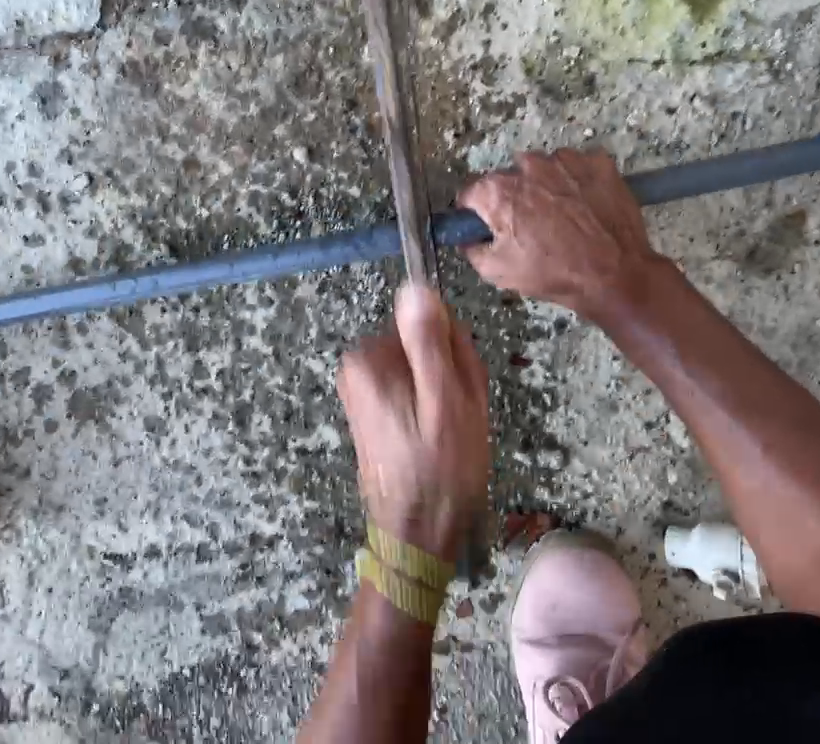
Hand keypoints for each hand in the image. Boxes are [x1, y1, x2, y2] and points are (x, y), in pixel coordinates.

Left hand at [336, 284, 490, 559]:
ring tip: (452, 432)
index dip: (455, 354)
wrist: (417, 533)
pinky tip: (441, 439)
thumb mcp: (447, 401)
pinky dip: (434, 408)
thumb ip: (430, 342)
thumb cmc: (440, 470)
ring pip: (424, 368)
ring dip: (447, 393)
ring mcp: (362, 390)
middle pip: (423, 344)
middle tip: (461, 415)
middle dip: (451, 373)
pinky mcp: (372, 409)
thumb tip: (416, 286)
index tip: (461, 390)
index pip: (428, 322)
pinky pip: (415, 390)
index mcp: (369, 359)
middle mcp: (357, 368)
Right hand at [457, 149, 666, 317]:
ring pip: (543, 169)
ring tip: (562, 217)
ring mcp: (566, 160)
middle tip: (530, 227)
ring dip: (546, 186)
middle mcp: (529, 166)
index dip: (476, 212)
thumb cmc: (554, 273)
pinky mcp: (597, 162)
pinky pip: (576, 167)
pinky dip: (576, 181)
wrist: (615, 275)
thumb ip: (471, 249)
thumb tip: (466, 238)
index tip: (487, 226)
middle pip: (508, 178)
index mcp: (499, 190)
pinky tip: (584, 206)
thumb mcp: (497, 272)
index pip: (471, 192)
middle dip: (514, 199)